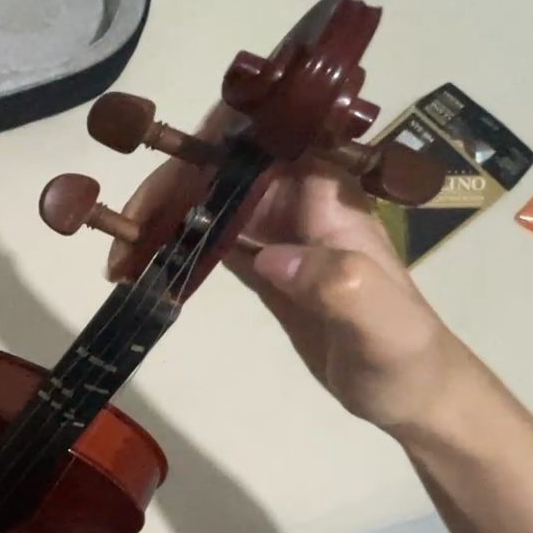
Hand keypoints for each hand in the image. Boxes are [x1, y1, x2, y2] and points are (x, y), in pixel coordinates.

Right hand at [108, 105, 480, 433]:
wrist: (411, 395)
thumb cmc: (404, 359)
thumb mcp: (383, 326)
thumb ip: (338, 285)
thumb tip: (272, 258)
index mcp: (334, 209)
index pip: (277, 148)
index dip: (227, 137)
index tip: (174, 152)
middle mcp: (306, 212)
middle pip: (233, 174)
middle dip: (177, 187)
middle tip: (124, 228)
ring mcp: (284, 240)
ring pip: (218, 207)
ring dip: (169, 217)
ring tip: (121, 246)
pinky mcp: (267, 271)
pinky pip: (217, 243)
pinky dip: (179, 247)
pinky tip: (146, 259)